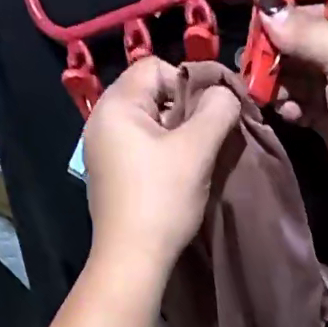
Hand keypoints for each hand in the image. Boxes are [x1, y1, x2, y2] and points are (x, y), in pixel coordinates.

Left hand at [82, 56, 241, 279]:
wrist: (131, 260)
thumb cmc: (162, 200)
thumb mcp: (196, 149)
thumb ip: (217, 109)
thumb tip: (226, 92)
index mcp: (115, 105)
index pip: (156, 66)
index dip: (191, 80)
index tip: (216, 109)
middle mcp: (101, 121)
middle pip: (152, 93)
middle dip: (187, 109)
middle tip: (211, 135)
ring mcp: (102, 151)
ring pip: (150, 123)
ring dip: (178, 133)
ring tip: (199, 157)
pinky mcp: (110, 175)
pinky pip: (141, 148)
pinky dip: (163, 153)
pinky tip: (179, 175)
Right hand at [261, 4, 327, 213]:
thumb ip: (307, 34)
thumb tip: (266, 2)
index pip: (322, 16)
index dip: (290, 20)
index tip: (259, 26)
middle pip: (307, 48)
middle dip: (279, 55)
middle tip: (251, 64)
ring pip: (301, 79)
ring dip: (281, 84)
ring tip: (266, 93)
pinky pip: (303, 106)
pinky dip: (291, 107)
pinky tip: (285, 112)